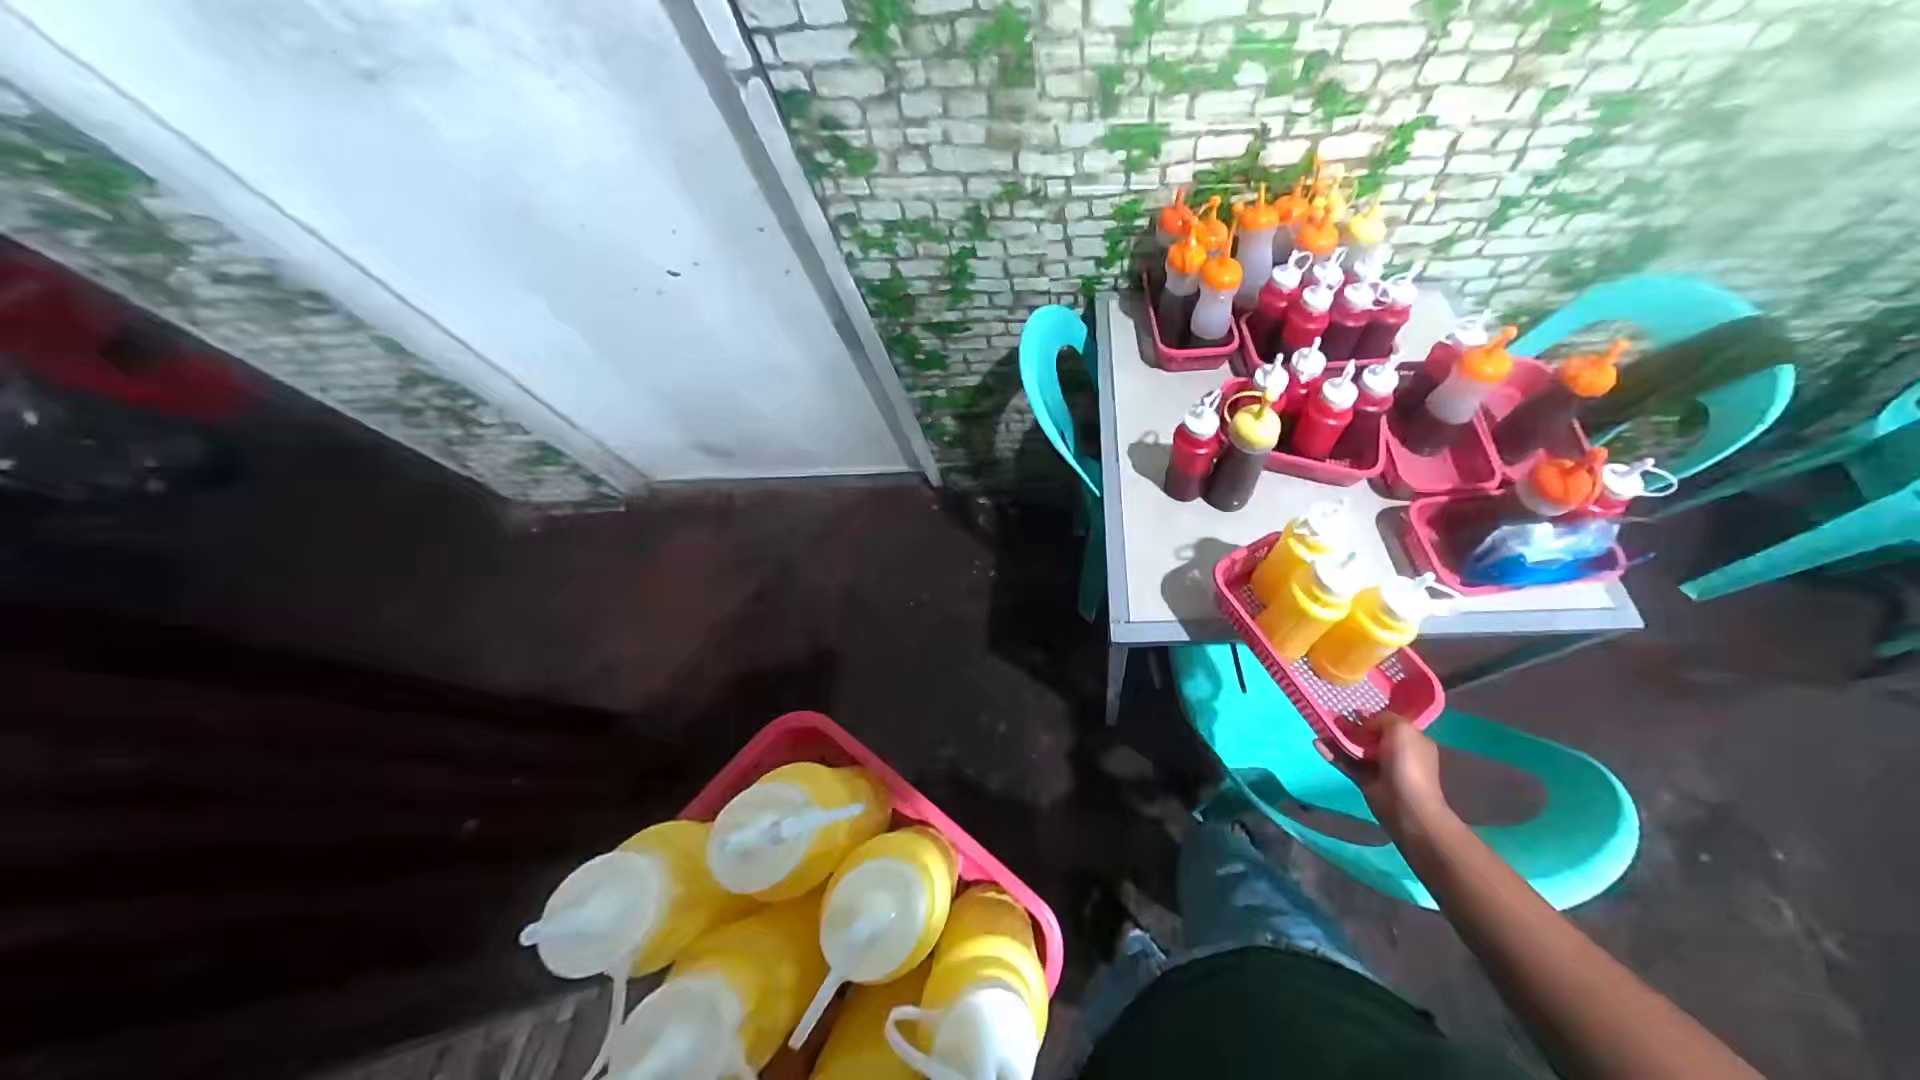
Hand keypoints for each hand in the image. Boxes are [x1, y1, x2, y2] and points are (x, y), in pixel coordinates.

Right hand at [1317, 712, 1449, 830]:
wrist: (1406, 806)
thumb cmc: (1407, 763)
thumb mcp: (1401, 729)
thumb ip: (1381, 718)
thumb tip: (1363, 720)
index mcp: (1411, 739)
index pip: (1389, 722)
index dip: (1371, 714)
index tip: (1351, 707)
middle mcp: (1397, 751)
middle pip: (1369, 733)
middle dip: (1351, 724)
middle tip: (1332, 716)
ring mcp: (1379, 766)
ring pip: (1354, 747)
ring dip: (1338, 737)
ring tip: (1320, 727)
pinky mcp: (1364, 779)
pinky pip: (1345, 762)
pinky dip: (1331, 753)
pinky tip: (1317, 743)